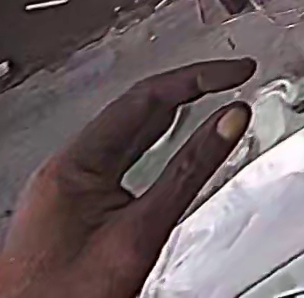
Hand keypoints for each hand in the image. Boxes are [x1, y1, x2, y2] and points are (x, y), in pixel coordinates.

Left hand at [0, 59, 256, 297]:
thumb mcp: (139, 233)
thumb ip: (190, 170)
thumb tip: (232, 118)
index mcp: (71, 167)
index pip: (147, 96)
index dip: (199, 77)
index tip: (239, 71)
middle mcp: (65, 174)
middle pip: (138, 108)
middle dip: (192, 86)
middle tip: (234, 77)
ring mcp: (66, 195)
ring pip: (132, 133)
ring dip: (178, 110)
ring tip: (215, 98)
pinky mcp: (75, 216)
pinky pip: (127, 158)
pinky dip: (163, 139)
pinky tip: (178, 144)